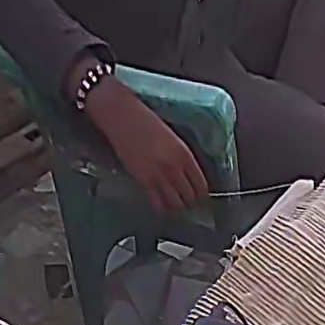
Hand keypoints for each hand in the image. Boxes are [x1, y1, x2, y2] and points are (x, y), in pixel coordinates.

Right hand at [82, 75, 207, 213]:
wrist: (122, 116)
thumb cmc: (147, 122)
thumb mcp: (173, 138)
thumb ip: (182, 158)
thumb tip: (188, 176)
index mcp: (184, 154)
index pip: (200, 184)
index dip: (201, 195)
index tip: (200, 199)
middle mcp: (174, 168)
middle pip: (189, 197)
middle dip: (190, 203)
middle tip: (187, 204)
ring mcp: (159, 176)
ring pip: (175, 204)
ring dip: (176, 207)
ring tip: (175, 206)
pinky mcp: (144, 181)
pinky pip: (158, 203)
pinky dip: (162, 207)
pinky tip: (162, 206)